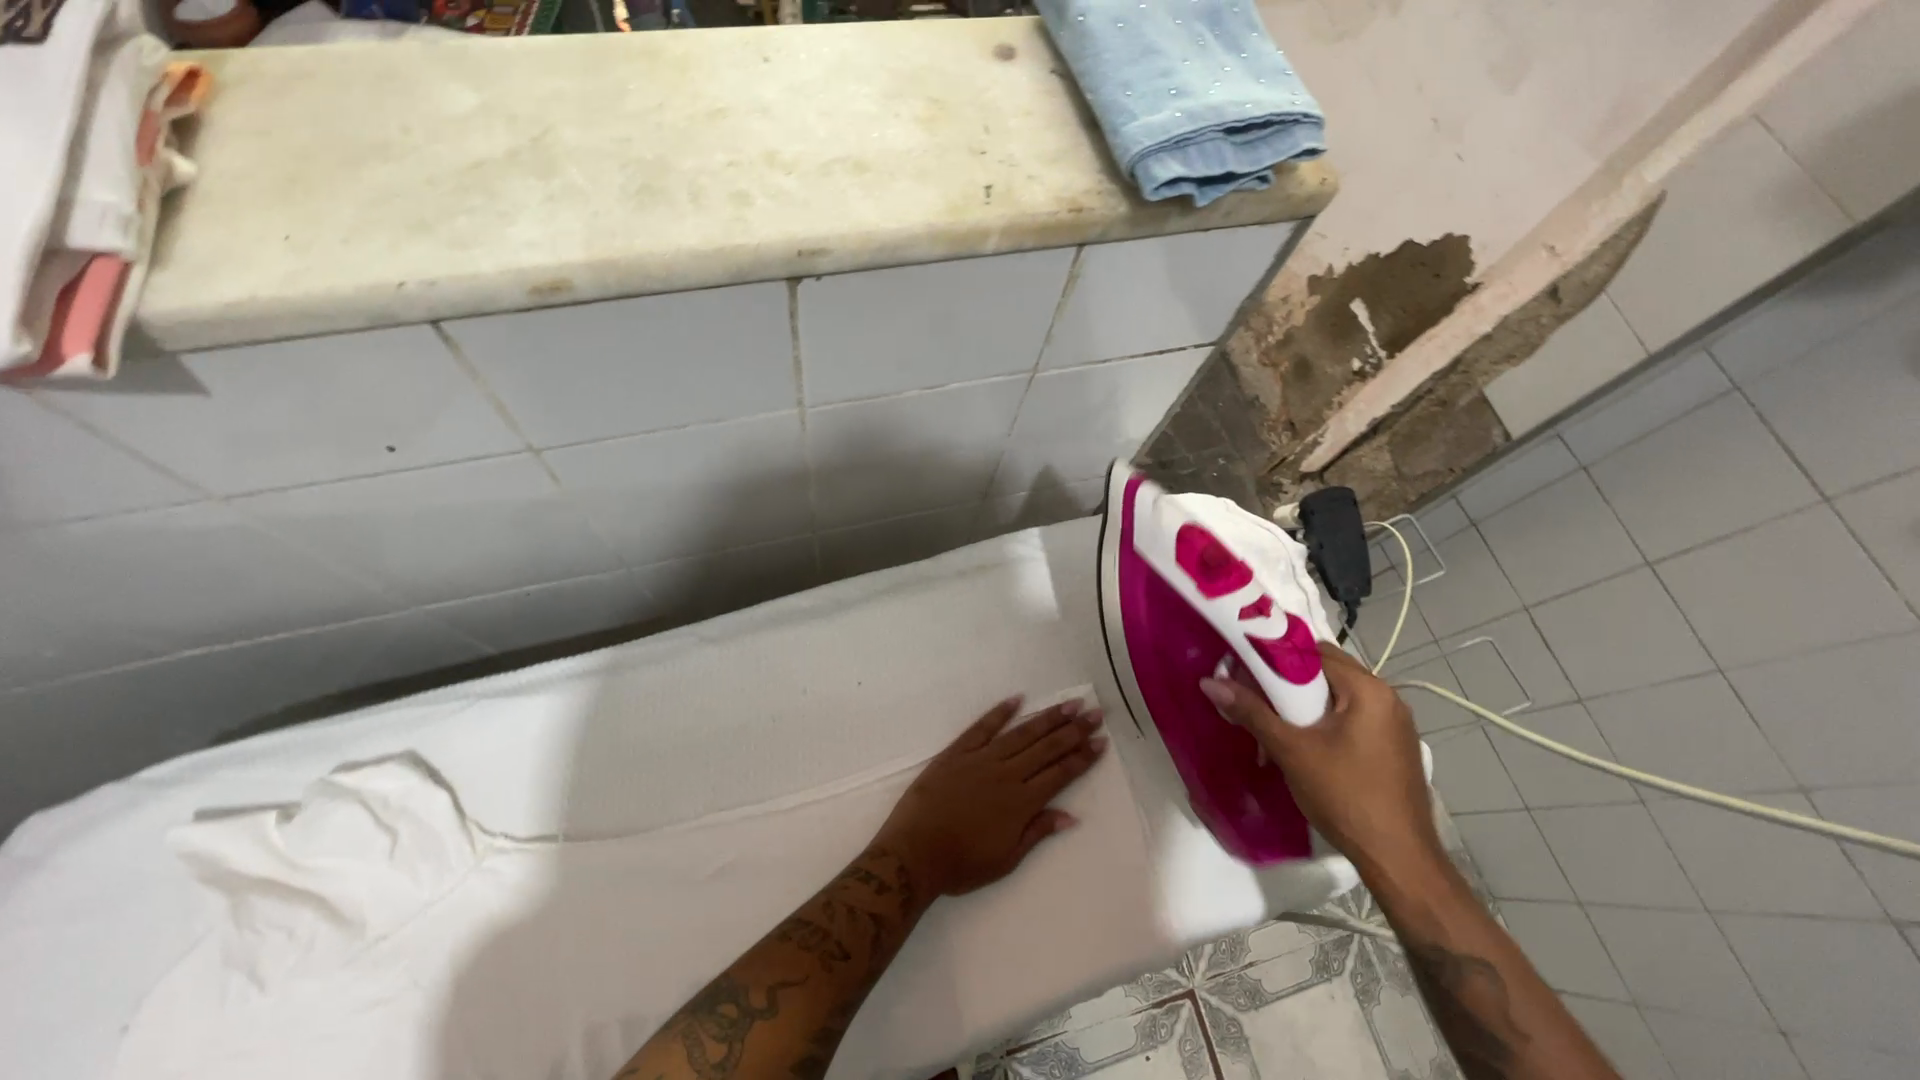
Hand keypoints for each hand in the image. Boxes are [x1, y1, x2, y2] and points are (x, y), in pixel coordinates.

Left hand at [872, 696, 1107, 898]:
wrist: (914, 853)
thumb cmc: (961, 864)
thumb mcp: (1006, 859)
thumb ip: (1037, 832)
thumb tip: (1070, 815)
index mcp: (1021, 803)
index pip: (1060, 774)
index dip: (1082, 757)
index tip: (1101, 740)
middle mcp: (1006, 775)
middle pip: (1046, 748)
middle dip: (1073, 730)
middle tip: (1094, 712)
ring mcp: (980, 760)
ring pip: (1020, 733)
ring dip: (1046, 718)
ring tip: (1068, 703)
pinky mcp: (955, 753)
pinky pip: (981, 727)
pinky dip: (1000, 713)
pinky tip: (1017, 699)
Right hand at [1200, 643, 1441, 876]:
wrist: (1397, 856)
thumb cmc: (1344, 796)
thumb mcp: (1291, 751)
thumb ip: (1251, 712)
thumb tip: (1210, 682)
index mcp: (1368, 689)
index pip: (1312, 651)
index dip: (1273, 657)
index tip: (1240, 669)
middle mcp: (1387, 696)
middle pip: (1326, 671)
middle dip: (1286, 682)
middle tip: (1250, 696)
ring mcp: (1394, 722)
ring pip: (1337, 696)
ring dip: (1303, 704)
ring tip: (1270, 722)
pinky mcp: (1392, 745)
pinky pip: (1350, 717)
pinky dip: (1323, 720)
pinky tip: (1302, 742)